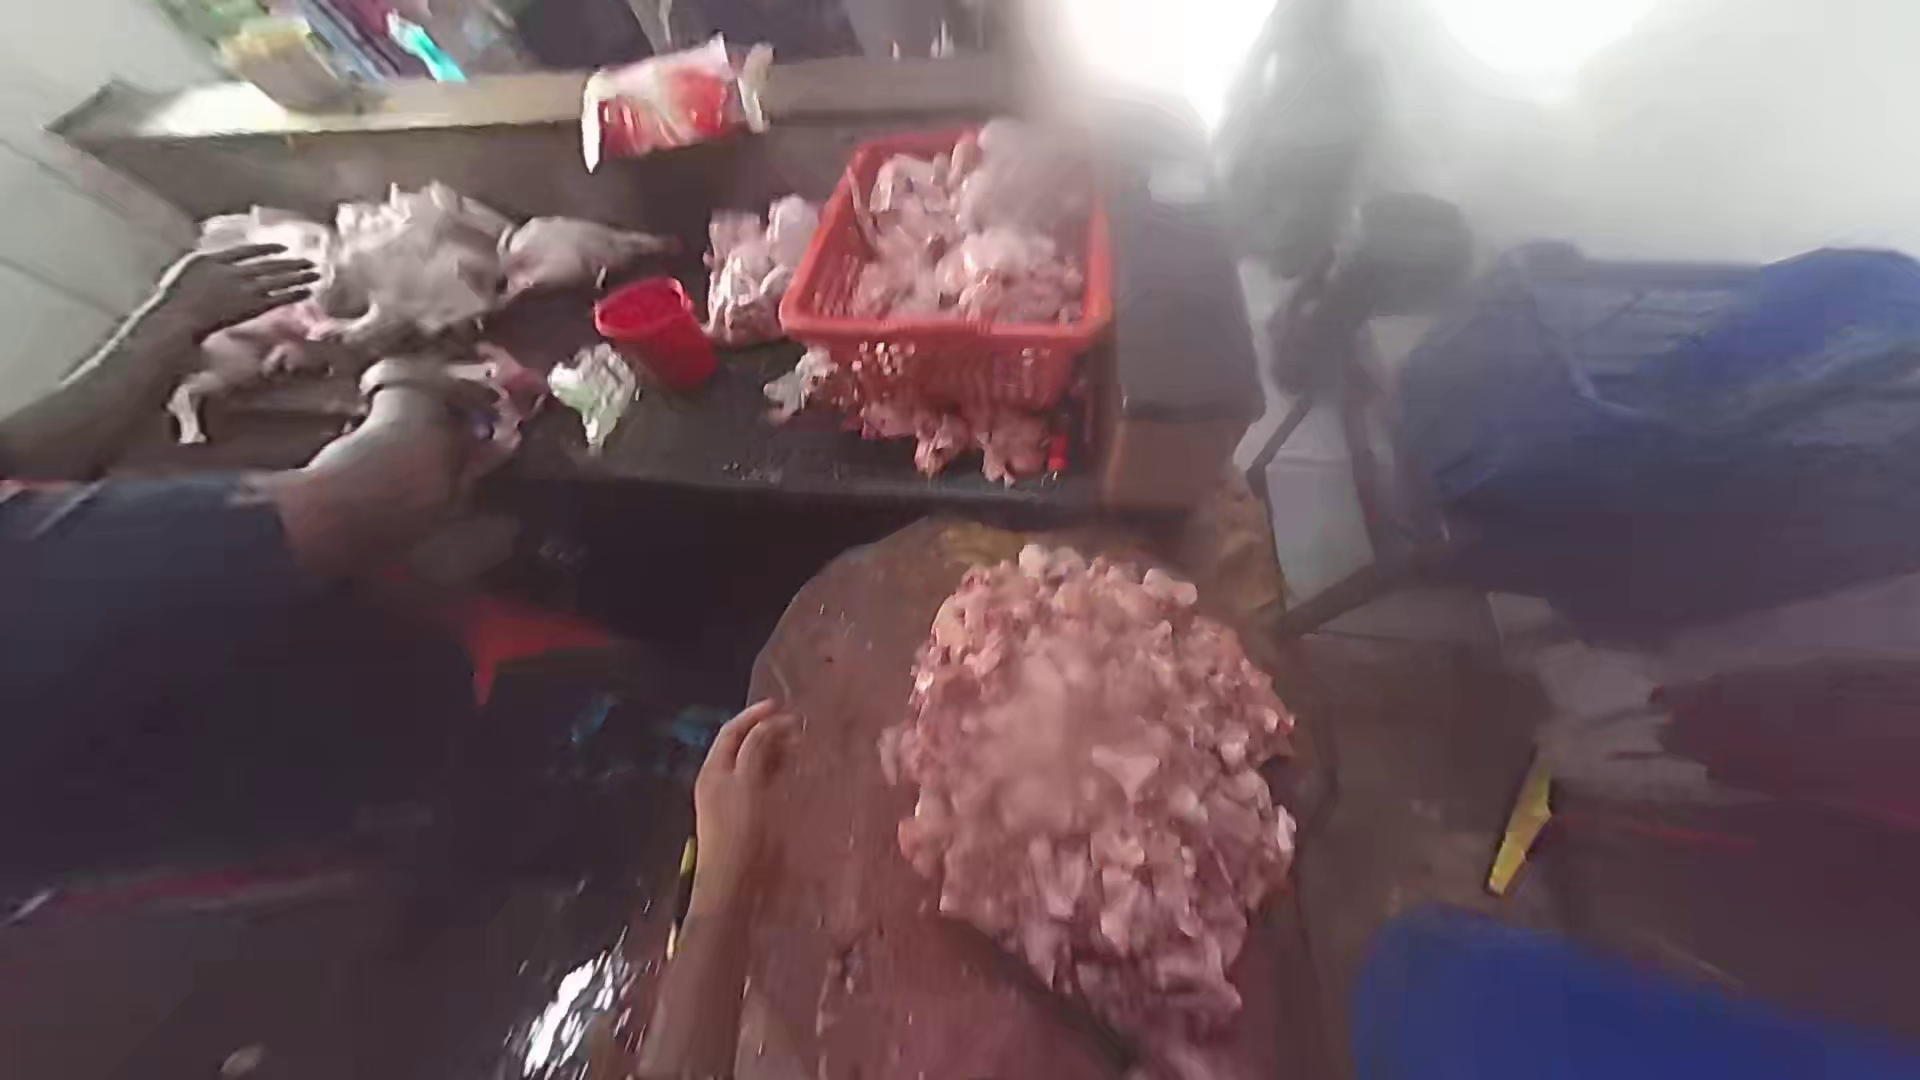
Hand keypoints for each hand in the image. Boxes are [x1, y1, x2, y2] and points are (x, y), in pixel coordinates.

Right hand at [145, 244, 321, 340]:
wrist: (181, 315)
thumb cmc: (180, 296)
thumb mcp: (190, 270)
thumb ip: (214, 265)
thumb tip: (232, 260)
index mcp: (211, 260)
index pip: (246, 250)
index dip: (267, 248)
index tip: (283, 247)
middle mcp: (232, 272)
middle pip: (269, 265)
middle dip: (293, 263)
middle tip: (311, 262)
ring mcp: (245, 289)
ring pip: (280, 280)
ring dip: (301, 277)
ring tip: (317, 274)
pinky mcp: (255, 305)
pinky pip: (281, 297)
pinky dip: (296, 294)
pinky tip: (308, 291)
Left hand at [691, 700, 797, 914]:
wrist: (731, 885)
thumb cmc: (739, 832)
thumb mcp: (748, 784)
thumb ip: (757, 749)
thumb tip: (770, 722)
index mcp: (714, 769)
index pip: (731, 731)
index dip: (754, 715)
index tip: (780, 705)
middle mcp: (718, 779)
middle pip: (741, 744)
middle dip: (767, 729)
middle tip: (796, 725)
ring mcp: (730, 796)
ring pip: (752, 760)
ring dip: (773, 747)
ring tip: (799, 743)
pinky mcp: (743, 812)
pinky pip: (759, 778)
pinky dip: (775, 766)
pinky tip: (791, 768)